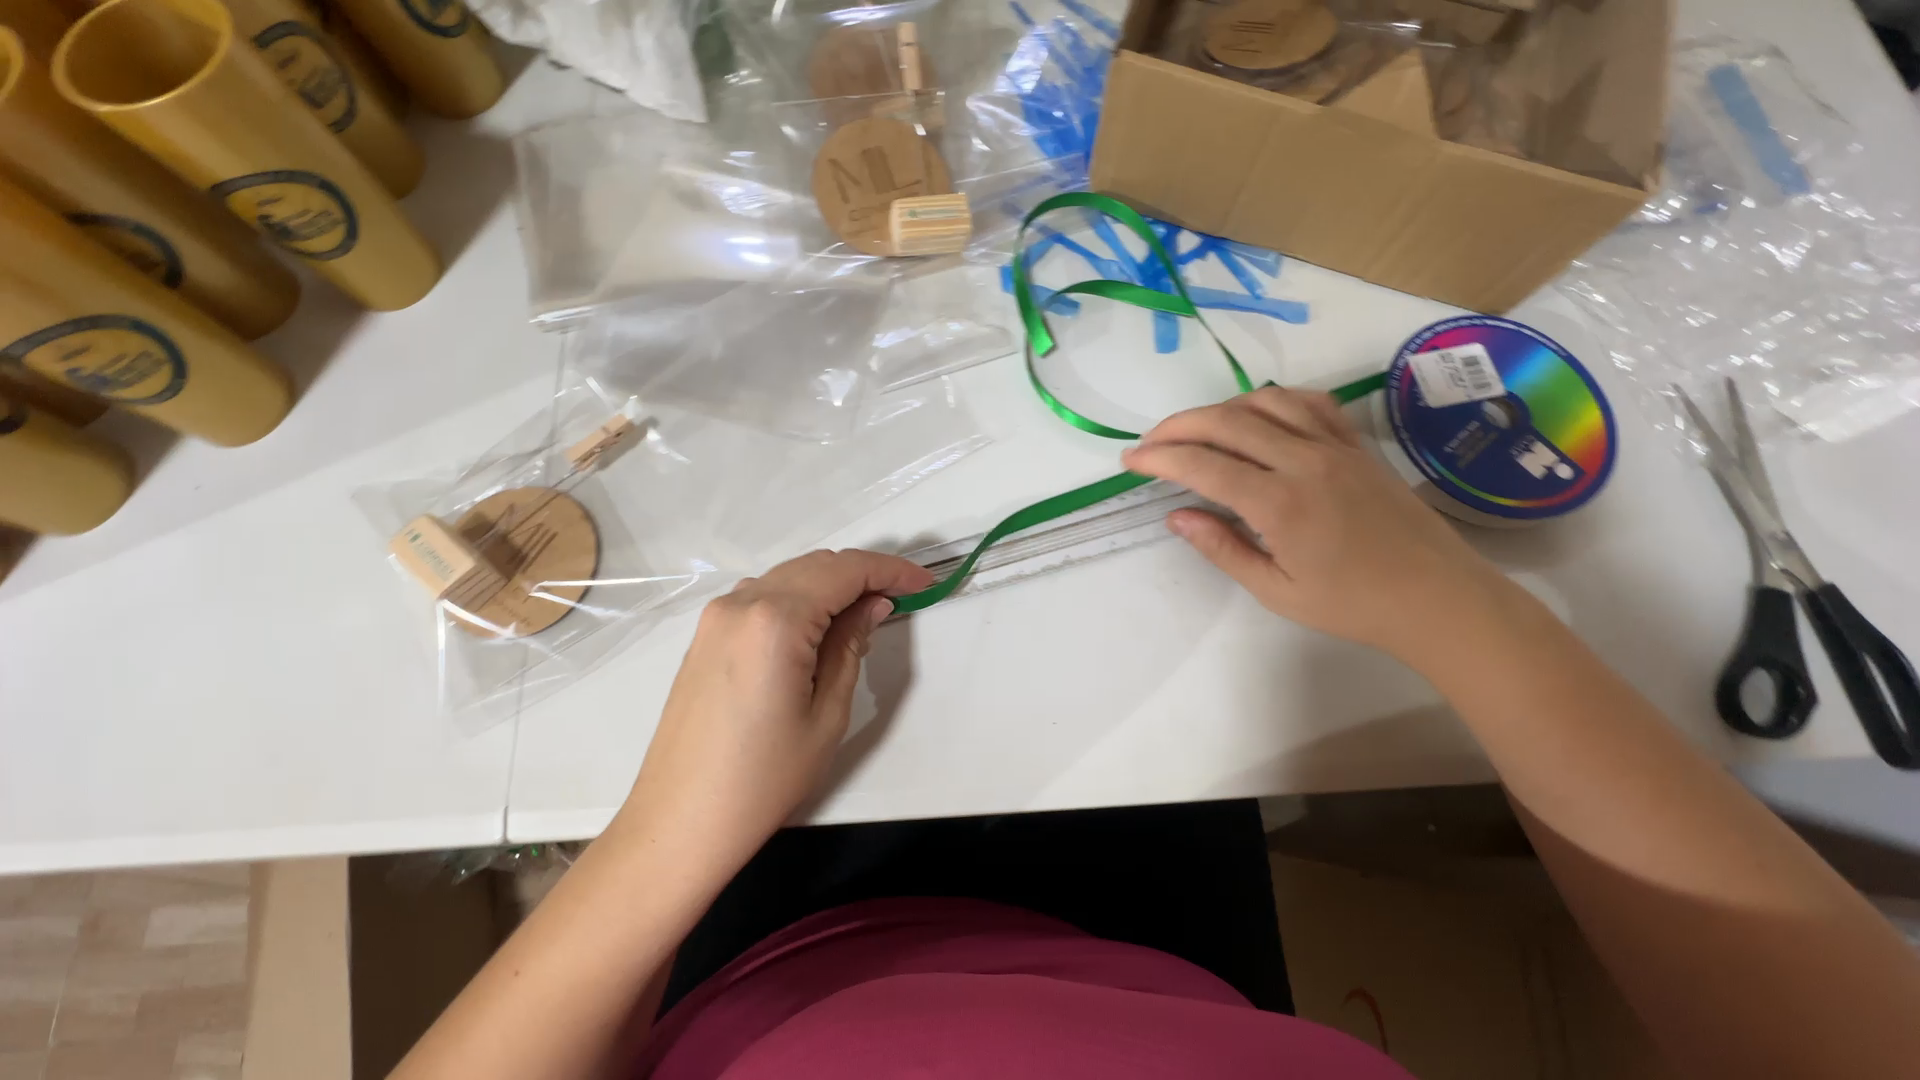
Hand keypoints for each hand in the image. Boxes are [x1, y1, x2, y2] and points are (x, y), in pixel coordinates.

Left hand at [617, 549, 933, 869]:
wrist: (682, 818)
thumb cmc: (765, 776)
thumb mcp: (826, 714)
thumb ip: (850, 646)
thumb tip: (872, 604)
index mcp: (775, 619)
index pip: (845, 571)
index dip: (891, 571)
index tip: (925, 585)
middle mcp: (741, 603)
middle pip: (815, 565)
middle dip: (863, 574)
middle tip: (902, 599)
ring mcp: (717, 617)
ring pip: (788, 577)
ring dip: (830, 585)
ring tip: (864, 617)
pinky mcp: (706, 636)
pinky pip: (762, 597)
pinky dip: (799, 599)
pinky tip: (818, 630)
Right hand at [1121, 386, 1516, 658]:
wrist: (1437, 597)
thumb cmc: (1353, 605)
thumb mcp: (1277, 590)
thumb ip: (1223, 549)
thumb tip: (1178, 516)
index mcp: (1281, 503)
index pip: (1204, 465)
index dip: (1160, 458)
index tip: (1131, 461)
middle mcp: (1305, 462)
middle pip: (1227, 422)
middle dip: (1178, 426)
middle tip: (1150, 442)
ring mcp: (1336, 447)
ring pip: (1267, 401)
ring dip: (1222, 408)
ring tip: (1197, 429)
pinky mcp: (1357, 445)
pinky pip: (1311, 403)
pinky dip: (1274, 400)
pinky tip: (1258, 414)